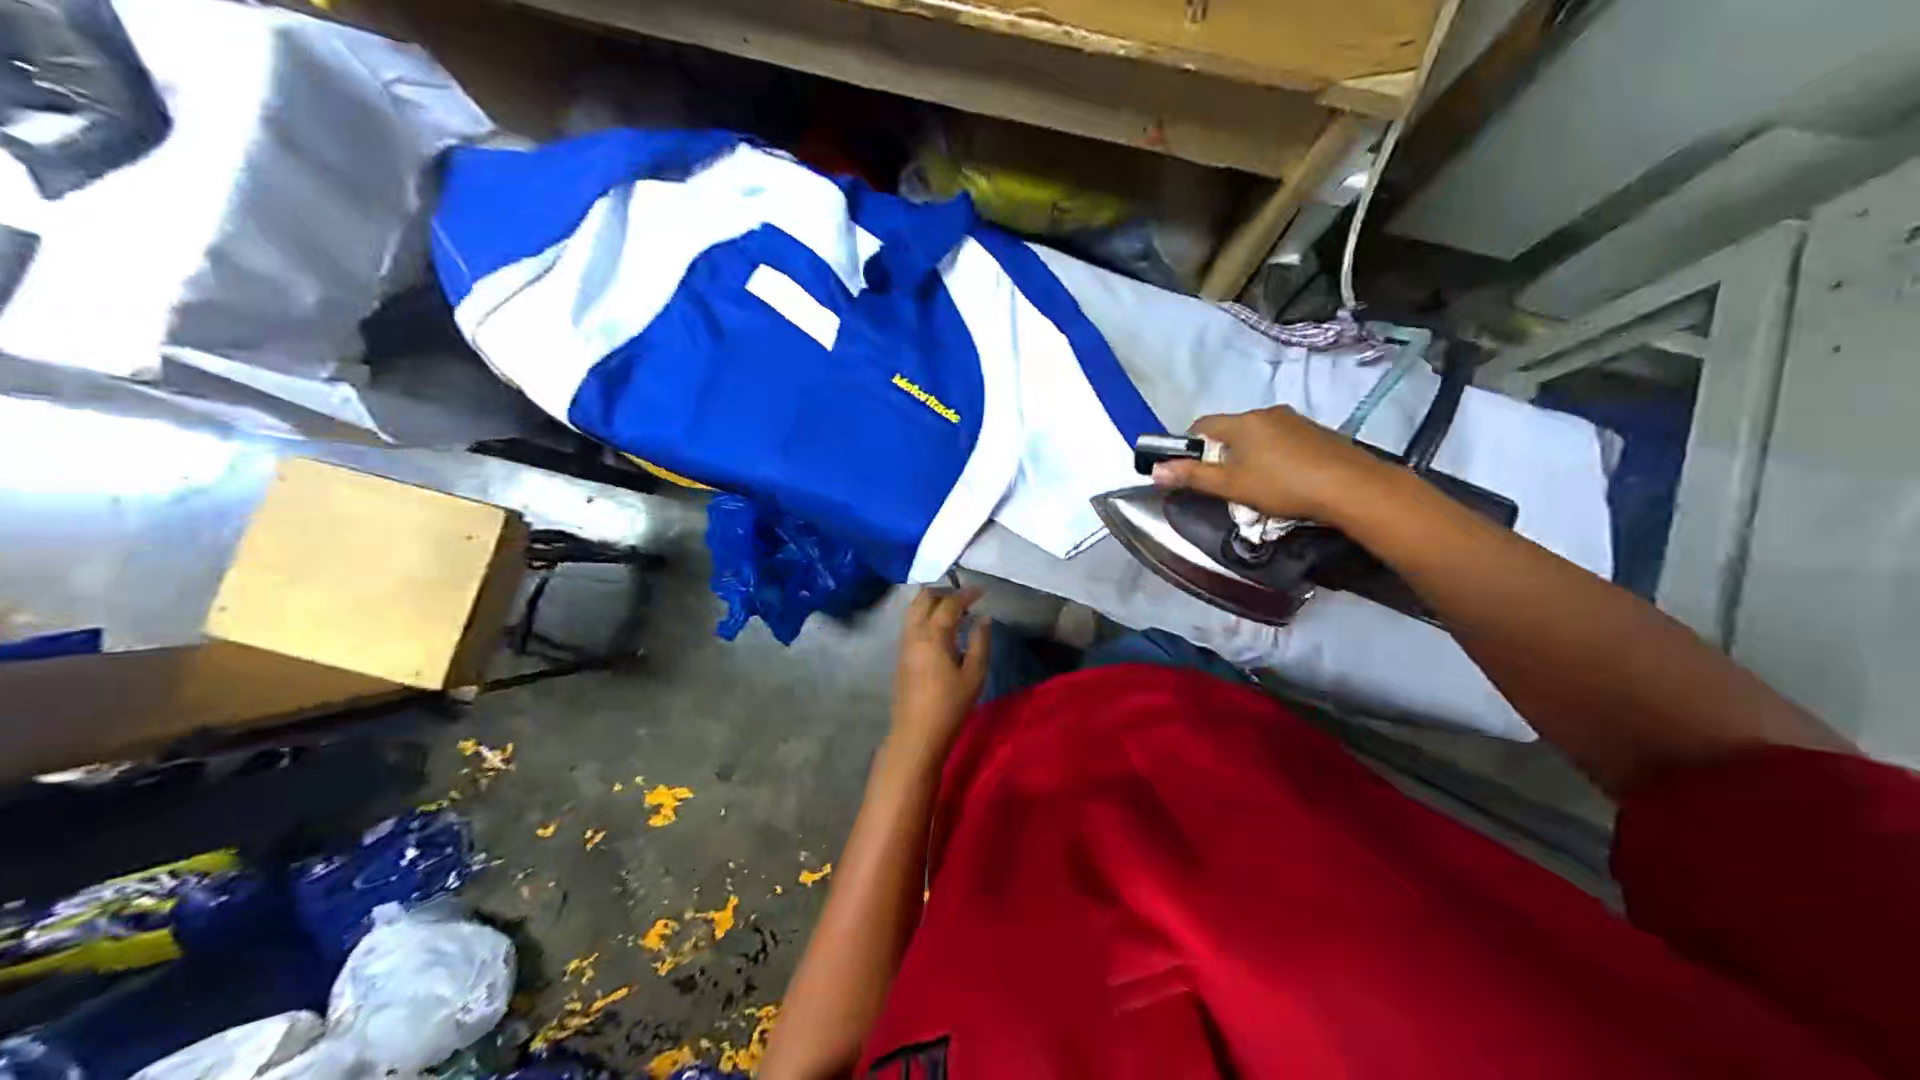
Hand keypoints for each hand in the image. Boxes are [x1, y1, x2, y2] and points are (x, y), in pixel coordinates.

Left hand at [890, 588, 990, 756]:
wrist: (917, 733)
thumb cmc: (950, 705)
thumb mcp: (975, 674)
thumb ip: (980, 641)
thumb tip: (983, 618)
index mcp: (933, 635)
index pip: (949, 603)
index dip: (966, 594)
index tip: (981, 592)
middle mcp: (914, 632)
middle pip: (924, 597)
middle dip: (944, 591)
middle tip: (965, 598)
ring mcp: (904, 642)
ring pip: (913, 608)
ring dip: (932, 601)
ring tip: (953, 610)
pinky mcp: (900, 653)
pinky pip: (910, 621)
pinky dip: (924, 614)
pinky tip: (940, 627)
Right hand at [1150, 405, 1394, 524]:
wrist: (1352, 487)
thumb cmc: (1283, 486)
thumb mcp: (1231, 486)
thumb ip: (1192, 476)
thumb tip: (1155, 470)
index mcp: (1241, 422)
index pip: (1201, 425)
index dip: (1189, 447)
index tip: (1192, 471)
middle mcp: (1266, 413)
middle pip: (1229, 431)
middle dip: (1221, 455)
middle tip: (1225, 485)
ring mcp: (1294, 421)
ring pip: (1257, 436)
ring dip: (1249, 456)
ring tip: (1256, 487)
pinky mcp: (1316, 433)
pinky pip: (1281, 441)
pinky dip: (1274, 457)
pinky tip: (1284, 481)